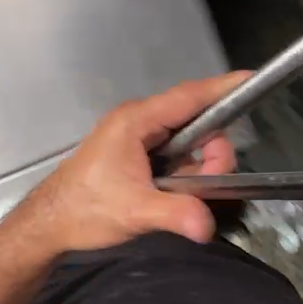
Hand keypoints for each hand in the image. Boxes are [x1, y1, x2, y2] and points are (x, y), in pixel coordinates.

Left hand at [0, 72, 249, 258]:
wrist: (50, 224)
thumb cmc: (82, 209)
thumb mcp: (134, 212)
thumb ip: (175, 213)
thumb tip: (207, 225)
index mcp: (135, 122)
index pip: (189, 97)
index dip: (222, 87)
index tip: (251, 78)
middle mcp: (138, 123)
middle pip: (196, 123)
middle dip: (212, 153)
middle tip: (207, 186)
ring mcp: (137, 139)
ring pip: (188, 143)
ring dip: (198, 169)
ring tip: (184, 197)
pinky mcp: (137, 157)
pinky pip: (175, 156)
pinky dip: (185, 175)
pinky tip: (175, 196)